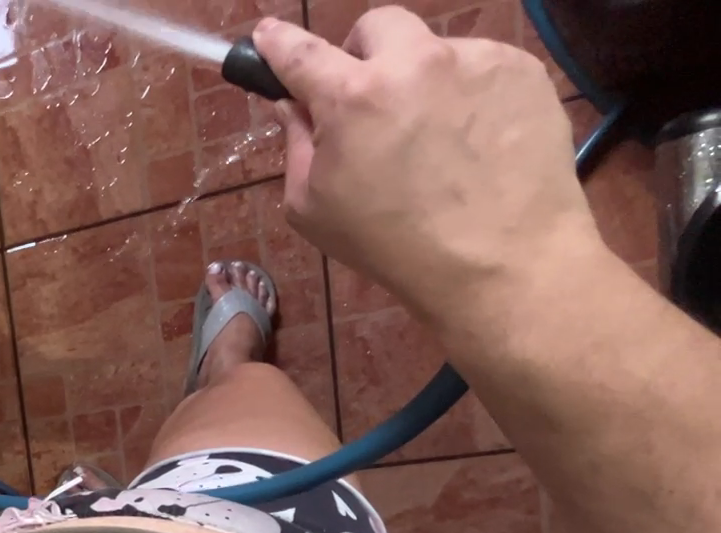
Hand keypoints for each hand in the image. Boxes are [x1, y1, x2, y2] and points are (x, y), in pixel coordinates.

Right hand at [253, 11, 607, 334]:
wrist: (494, 252)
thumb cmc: (382, 239)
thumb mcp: (311, 205)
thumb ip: (298, 145)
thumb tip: (293, 107)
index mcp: (352, 99)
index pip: (302, 55)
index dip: (277, 43)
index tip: (264, 32)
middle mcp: (415, 62)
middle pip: (377, 24)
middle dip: (359, 52)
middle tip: (359, 97)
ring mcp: (477, 59)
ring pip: (429, 49)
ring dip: (413, 78)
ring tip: (423, 138)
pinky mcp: (523, 70)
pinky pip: (475, 67)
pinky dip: (458, 94)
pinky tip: (462, 141)